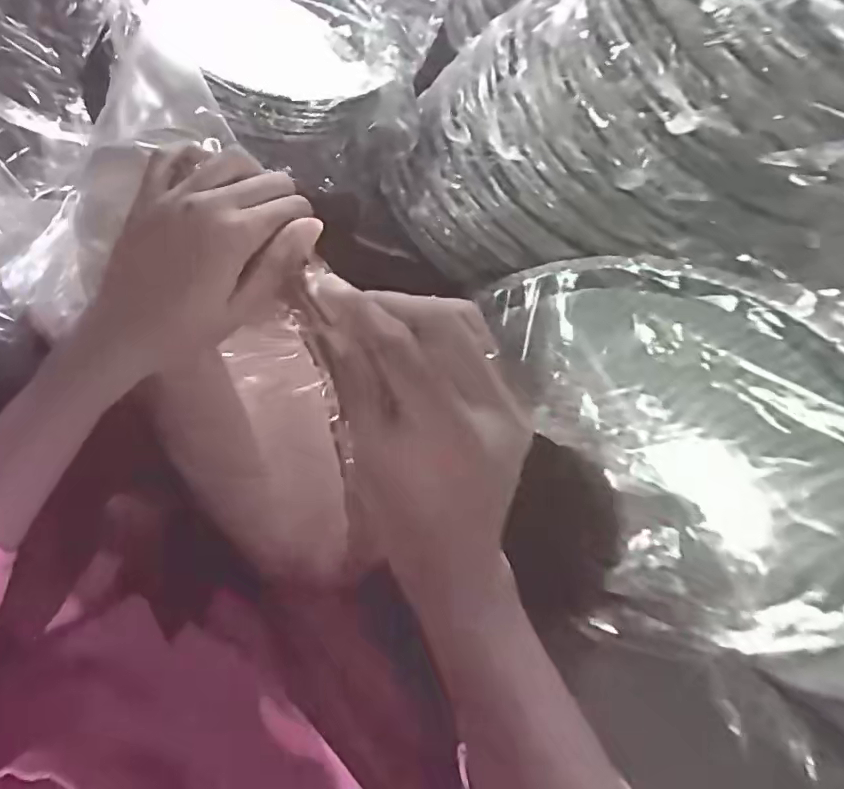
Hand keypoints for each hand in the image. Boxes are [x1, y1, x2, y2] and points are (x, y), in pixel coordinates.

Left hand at [78, 145, 321, 384]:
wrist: (122, 332)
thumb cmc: (184, 331)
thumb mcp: (240, 308)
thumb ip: (277, 263)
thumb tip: (311, 224)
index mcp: (235, 232)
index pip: (289, 204)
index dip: (303, 216)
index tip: (299, 234)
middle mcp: (208, 201)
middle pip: (265, 177)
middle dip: (284, 195)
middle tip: (280, 220)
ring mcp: (174, 193)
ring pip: (226, 157)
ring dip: (249, 171)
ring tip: (249, 195)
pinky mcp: (147, 195)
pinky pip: (170, 155)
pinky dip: (192, 155)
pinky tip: (202, 171)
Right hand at [305, 276, 532, 609]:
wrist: (459, 558)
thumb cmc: (400, 517)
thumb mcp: (367, 449)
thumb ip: (354, 379)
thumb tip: (330, 322)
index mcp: (450, 431)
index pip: (402, 347)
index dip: (361, 310)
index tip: (326, 285)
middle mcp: (493, 407)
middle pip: (443, 322)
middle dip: (390, 301)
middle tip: (349, 299)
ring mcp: (512, 402)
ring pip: (466, 323)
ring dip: (416, 306)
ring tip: (377, 310)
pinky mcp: (517, 400)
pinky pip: (479, 341)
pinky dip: (441, 324)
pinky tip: (412, 328)